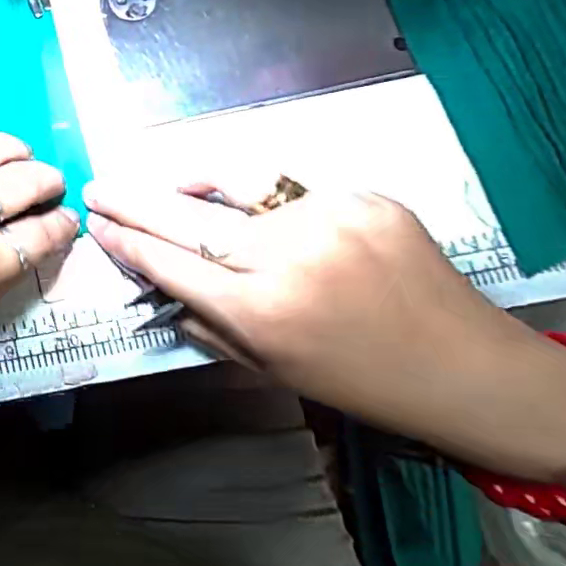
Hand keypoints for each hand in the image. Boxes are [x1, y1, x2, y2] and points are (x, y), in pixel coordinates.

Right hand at [85, 176, 565, 480]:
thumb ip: (208, 323)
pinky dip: (265, 198)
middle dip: (135, 201)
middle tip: (99, 186)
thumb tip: (160, 284)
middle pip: (189, 218)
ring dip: (194, 183)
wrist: (466, 368)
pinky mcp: (365, 196)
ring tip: (170, 182)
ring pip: (239, 185)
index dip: (128, 243)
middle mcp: (288, 257)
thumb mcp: (271, 367)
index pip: (172, 264)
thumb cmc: (358, 383)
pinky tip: (258, 208)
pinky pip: (294, 190)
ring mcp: (329, 217)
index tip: (99, 227)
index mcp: (261, 313)